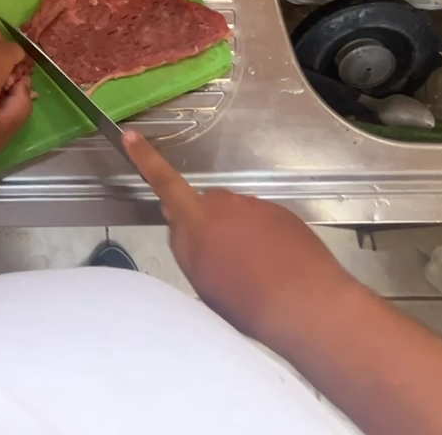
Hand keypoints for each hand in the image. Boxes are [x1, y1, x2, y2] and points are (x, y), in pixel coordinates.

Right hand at [123, 129, 362, 344]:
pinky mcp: (284, 216)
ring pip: (235, 216)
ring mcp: (258, 206)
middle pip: (204, 206)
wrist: (311, 306)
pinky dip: (262, 242)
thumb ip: (183, 243)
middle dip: (206, 226)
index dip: (145, 158)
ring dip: (236, 236)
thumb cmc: (245, 299)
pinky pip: (262, 223)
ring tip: (251, 275)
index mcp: (198, 217)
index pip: (164, 181)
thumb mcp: (199, 278)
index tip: (131, 135)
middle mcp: (226, 202)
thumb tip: (177, 220)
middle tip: (218, 264)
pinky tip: (273, 270)